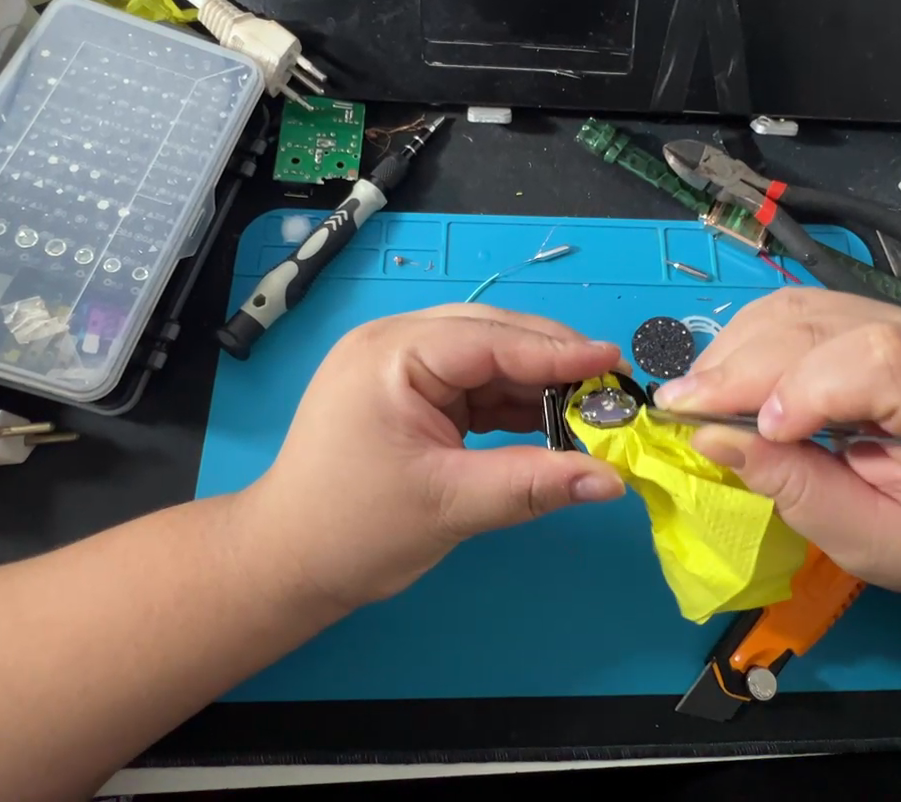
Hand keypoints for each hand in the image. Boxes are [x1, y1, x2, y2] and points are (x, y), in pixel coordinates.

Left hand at [241, 305, 626, 611]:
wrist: (286, 564)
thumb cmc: (354, 531)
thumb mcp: (450, 505)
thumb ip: (534, 484)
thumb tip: (612, 481)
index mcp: (392, 354)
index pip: (488, 340)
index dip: (556, 352)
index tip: (614, 363)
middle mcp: (395, 344)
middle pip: (490, 337)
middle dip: (550, 361)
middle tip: (609, 385)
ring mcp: (401, 365)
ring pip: (487, 359)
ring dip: (536, 383)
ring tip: (590, 405)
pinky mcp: (410, 392)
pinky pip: (473, 385)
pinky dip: (512, 403)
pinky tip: (550, 419)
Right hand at [651, 288, 900, 608]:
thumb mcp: (873, 542)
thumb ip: (796, 490)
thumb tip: (707, 438)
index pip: (886, 361)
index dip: (811, 386)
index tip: (762, 434)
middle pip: (820, 325)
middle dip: (741, 369)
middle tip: (680, 411)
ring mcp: (899, 318)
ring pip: (794, 307)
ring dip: (732, 349)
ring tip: (698, 397)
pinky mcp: (865, 316)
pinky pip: (791, 309)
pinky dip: (745, 340)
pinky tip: (726, 377)